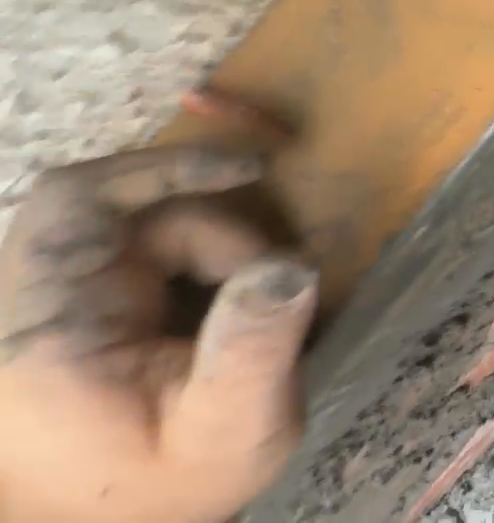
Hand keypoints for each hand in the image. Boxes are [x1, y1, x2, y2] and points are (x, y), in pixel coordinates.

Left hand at [0, 147, 316, 522]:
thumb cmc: (169, 490)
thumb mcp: (228, 427)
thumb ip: (254, 348)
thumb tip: (288, 267)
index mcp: (47, 329)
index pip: (75, 202)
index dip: (162, 166)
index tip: (251, 172)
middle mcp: (41, 307)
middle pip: (137, 214)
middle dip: (225, 238)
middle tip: (273, 287)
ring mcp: (66, 310)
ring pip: (158, 233)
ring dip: (226, 258)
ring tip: (255, 322)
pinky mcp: (93, 316)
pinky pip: (158, 255)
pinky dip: (214, 266)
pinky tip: (236, 314)